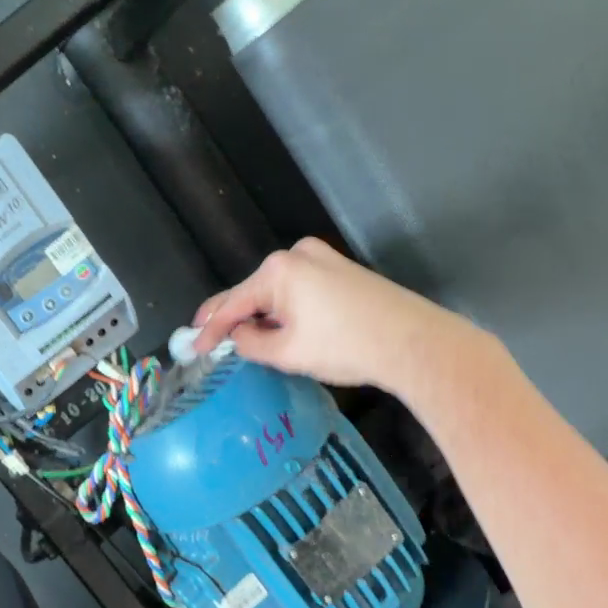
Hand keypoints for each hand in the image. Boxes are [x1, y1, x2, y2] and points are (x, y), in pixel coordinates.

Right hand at [190, 238, 485, 394]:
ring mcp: (322, 259)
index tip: (193, 350)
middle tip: (209, 342)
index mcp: (278, 270)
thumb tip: (239, 337)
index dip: (209, 330)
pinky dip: (282, 310)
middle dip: (231, 318)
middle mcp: (297, 254)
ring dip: (258, 315)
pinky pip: (297, 290)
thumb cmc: (345, 346)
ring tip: (240, 341)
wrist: (414, 343)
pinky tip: (276, 329)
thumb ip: (250, 343)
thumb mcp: (286, 353)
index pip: (231, 303)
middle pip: (251, 292)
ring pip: (274, 292)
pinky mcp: (340, 271)